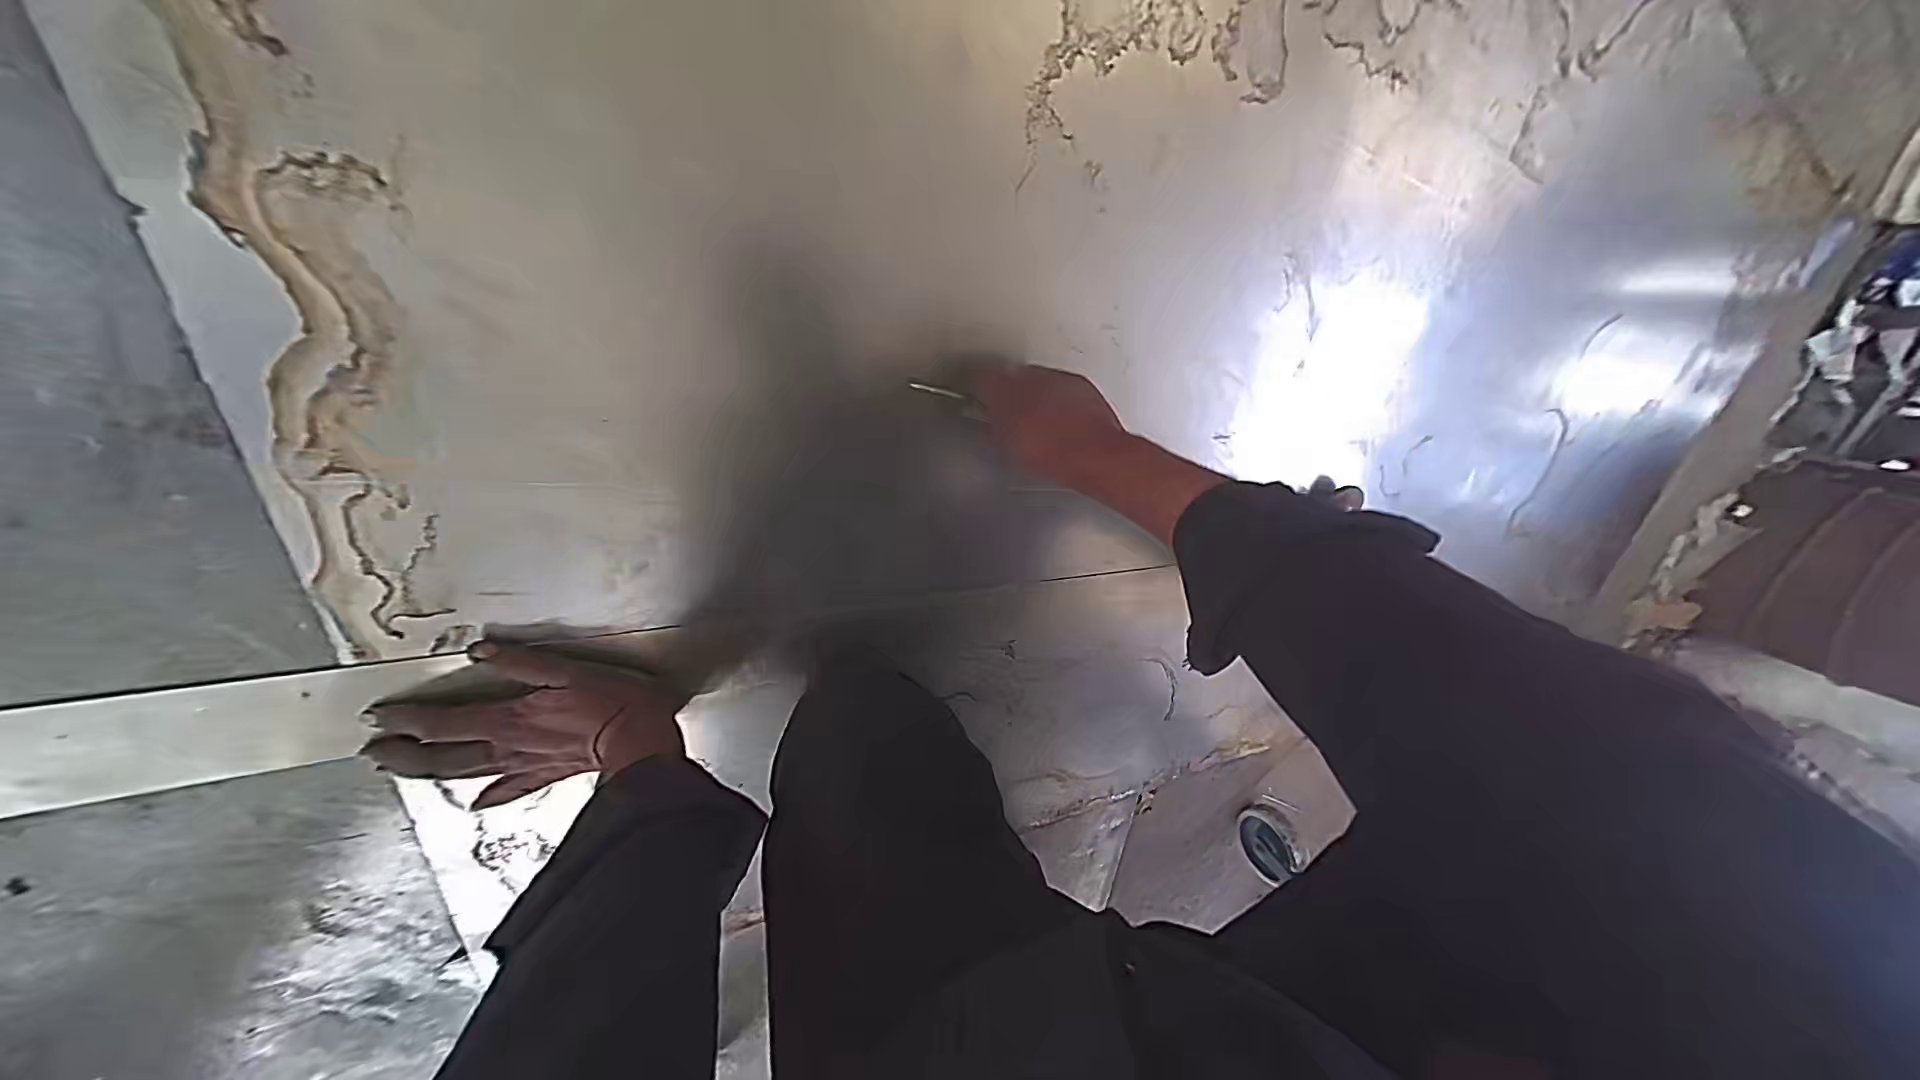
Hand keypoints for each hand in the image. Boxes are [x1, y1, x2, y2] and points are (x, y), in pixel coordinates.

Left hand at [360, 641, 687, 808]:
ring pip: (464, 774)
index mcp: (510, 718)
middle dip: (402, 754)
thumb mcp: (570, 670)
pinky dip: (487, 797)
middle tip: (374, 749)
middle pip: (441, 756)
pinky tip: (476, 803)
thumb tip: (482, 651)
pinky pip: (508, 791)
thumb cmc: (614, 701)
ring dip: (428, 773)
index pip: (443, 722)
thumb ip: (522, 662)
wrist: (641, 740)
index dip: (406, 720)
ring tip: (401, 771)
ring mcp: (525, 766)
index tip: (379, 717)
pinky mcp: (546, 776)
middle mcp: (508, 747)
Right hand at [969, 363, 1226, 544]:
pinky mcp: (1081, 385)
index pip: (982, 377)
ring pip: (1038, 379)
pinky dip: (1055, 398)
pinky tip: (1057, 419)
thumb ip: (993, 428)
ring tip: (1033, 418)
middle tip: (1003, 410)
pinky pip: (1061, 387)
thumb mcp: (1008, 448)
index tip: (972, 394)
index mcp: (1007, 388)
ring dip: (1032, 394)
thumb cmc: (1053, 454)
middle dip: (1006, 390)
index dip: (974, 387)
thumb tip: (987, 423)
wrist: (1096, 456)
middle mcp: (1033, 376)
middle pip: (1011, 375)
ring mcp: (1059, 379)